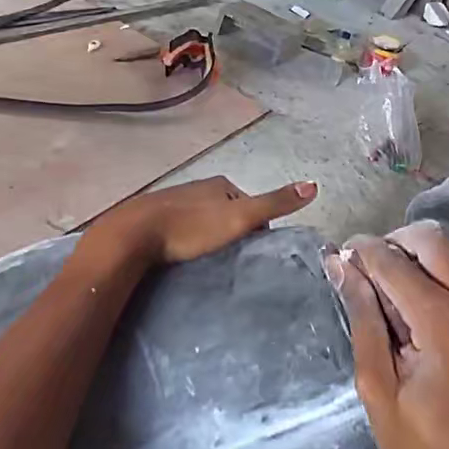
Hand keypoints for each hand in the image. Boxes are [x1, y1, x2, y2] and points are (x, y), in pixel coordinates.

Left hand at [84, 176, 317, 265]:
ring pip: (203, 221)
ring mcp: (174, 202)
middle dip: (232, 234)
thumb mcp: (239, 217)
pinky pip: (181, 230)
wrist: (134, 234)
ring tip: (210, 264)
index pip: (250, 205)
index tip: (254, 255)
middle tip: (232, 262)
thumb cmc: (190, 227)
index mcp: (219, 184)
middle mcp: (197, 188)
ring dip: (210, 239)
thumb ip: (274, 203)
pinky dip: (188, 242)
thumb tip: (313, 185)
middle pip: (226, 212)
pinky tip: (185, 257)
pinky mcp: (155, 219)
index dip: (257, 229)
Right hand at [327, 222, 448, 448]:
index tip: (340, 257)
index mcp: (446, 325)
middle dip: (394, 241)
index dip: (360, 252)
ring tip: (396, 281)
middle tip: (368, 268)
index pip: (393, 261)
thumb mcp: (377, 386)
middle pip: (434, 238)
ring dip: (423, 252)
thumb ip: (362, 316)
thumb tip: (339, 264)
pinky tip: (428, 301)